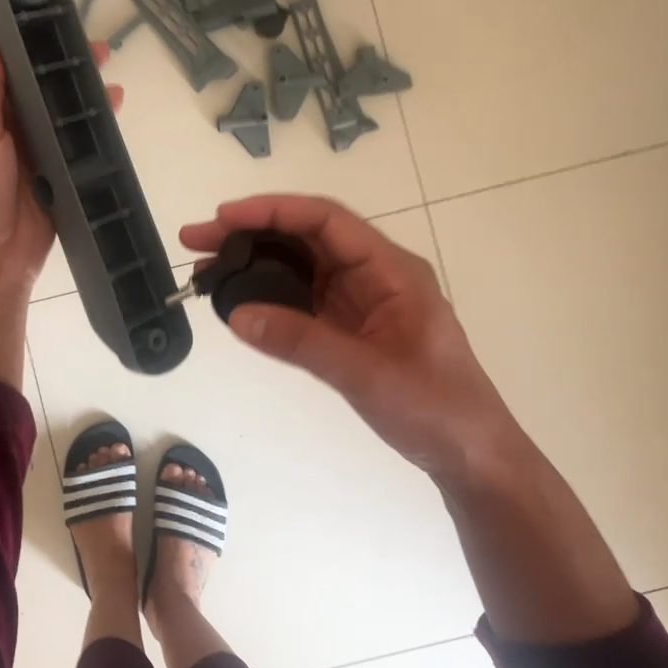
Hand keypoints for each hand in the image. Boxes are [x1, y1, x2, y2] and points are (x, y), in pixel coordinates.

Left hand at [0, 13, 120, 382]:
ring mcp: (21, 142)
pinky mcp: (48, 162)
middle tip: (65, 20)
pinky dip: (87, 114)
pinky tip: (110, 98)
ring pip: (44, 98)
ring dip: (66, 77)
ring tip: (99, 53)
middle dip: (34, 47)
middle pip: (11, 73)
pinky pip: (67, 130)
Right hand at [180, 195, 520, 481]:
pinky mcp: (348, 326)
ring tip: (205, 268)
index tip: (223, 218)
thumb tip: (235, 314)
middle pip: (305, 236)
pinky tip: (236, 300)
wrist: (471, 456)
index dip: (272, 212)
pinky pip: (301, 297)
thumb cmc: (435, 408)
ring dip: (253, 262)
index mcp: (391, 270)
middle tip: (196, 240)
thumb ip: (302, 342)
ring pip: (298, 265)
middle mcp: (373, 274)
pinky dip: (266, 294)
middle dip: (250, 232)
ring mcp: (359, 300)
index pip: (325, 221)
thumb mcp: (367, 375)